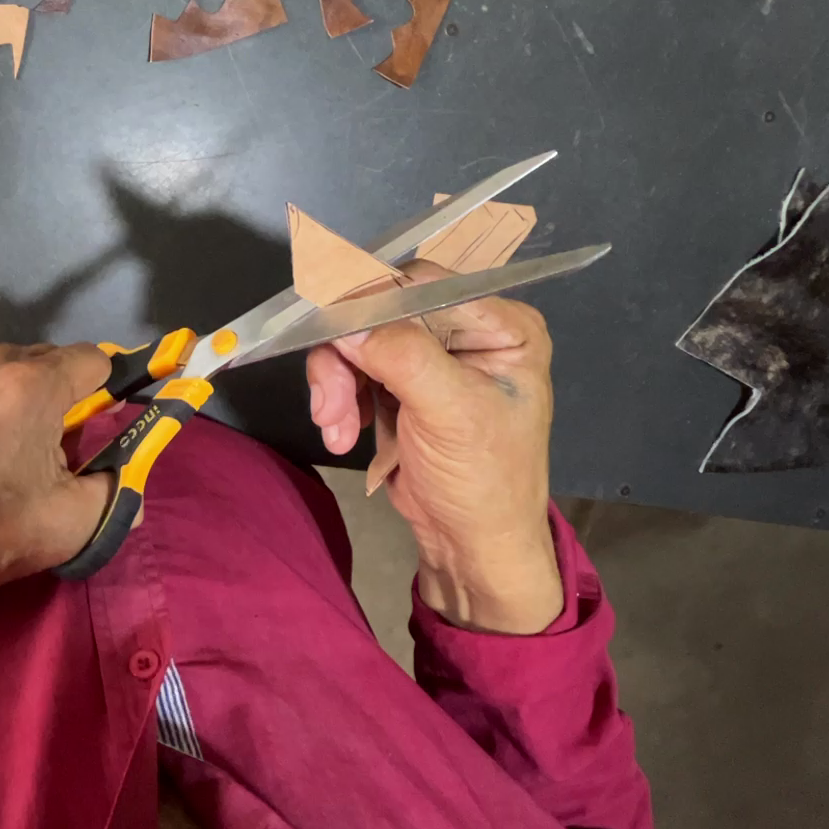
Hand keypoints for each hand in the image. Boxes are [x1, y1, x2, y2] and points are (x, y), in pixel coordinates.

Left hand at [0, 342, 115, 592]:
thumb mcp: (68, 525)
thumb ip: (117, 491)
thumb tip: (125, 478)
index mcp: (34, 385)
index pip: (94, 358)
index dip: (103, 391)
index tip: (92, 427)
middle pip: (49, 361)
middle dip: (58, 396)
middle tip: (43, 449)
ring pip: (6, 367)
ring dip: (16, 396)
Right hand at [305, 261, 562, 632]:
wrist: (469, 545)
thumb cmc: (483, 480)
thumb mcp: (451, 413)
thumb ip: (402, 356)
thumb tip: (344, 321)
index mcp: (500, 326)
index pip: (424, 283)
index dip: (374, 298)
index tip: (332, 328)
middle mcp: (463, 330)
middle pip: (379, 311)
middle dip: (346, 358)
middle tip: (329, 405)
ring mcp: (426, 355)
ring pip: (355, 339)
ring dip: (335, 384)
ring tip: (334, 428)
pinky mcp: (396, 380)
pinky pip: (349, 367)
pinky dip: (337, 398)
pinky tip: (340, 433)